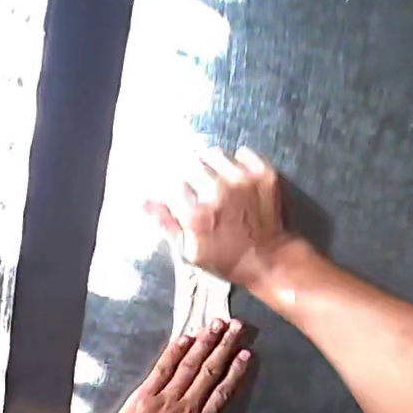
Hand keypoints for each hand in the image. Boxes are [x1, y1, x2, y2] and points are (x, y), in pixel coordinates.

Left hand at [98, 319, 250, 412]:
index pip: (222, 391)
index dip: (235, 371)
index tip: (246, 353)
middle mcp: (187, 406)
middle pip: (209, 371)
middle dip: (224, 347)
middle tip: (237, 326)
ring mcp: (165, 397)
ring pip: (189, 365)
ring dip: (204, 343)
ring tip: (216, 324)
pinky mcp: (145, 393)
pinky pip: (162, 368)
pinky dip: (174, 352)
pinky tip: (185, 337)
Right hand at [146, 147, 301, 290]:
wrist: (267, 259)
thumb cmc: (224, 259)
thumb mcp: (188, 251)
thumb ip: (167, 224)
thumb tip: (145, 202)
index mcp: (196, 214)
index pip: (172, 185)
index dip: (173, 188)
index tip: (179, 193)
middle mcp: (217, 192)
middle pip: (192, 165)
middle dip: (191, 174)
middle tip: (197, 185)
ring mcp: (242, 181)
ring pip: (215, 154)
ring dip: (211, 163)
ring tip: (215, 177)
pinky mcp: (263, 174)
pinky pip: (243, 153)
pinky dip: (237, 160)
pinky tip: (236, 175)